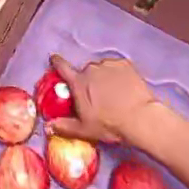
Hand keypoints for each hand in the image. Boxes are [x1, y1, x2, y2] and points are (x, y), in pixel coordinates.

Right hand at [48, 53, 162, 143]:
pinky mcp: (125, 64)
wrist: (141, 118)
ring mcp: (108, 64)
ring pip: (102, 68)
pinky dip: (118, 74)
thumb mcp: (85, 129)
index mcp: (78, 82)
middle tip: (97, 96)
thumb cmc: (110, 124)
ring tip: (114, 93)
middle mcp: (91, 69)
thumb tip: (48, 126)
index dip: (57, 62)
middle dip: (88, 81)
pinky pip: (116, 66)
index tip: (54, 58)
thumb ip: (64, 126)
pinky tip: (124, 87)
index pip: (62, 67)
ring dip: (104, 77)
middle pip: (85, 71)